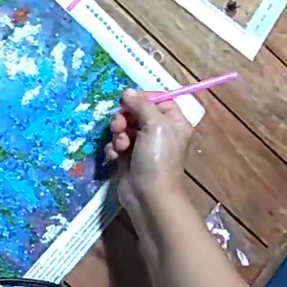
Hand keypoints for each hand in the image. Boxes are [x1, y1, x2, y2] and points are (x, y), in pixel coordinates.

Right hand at [106, 88, 193, 210]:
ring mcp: (143, 145)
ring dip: (118, 134)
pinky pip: (116, 143)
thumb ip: (142, 104)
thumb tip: (128, 92)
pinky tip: (114, 155)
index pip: (159, 100)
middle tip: (119, 125)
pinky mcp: (128, 157)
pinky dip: (113, 147)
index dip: (142, 98)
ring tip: (119, 145)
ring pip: (124, 128)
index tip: (127, 100)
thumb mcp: (155, 124)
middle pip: (137, 113)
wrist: (147, 194)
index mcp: (174, 122)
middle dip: (125, 118)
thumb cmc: (157, 157)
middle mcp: (160, 132)